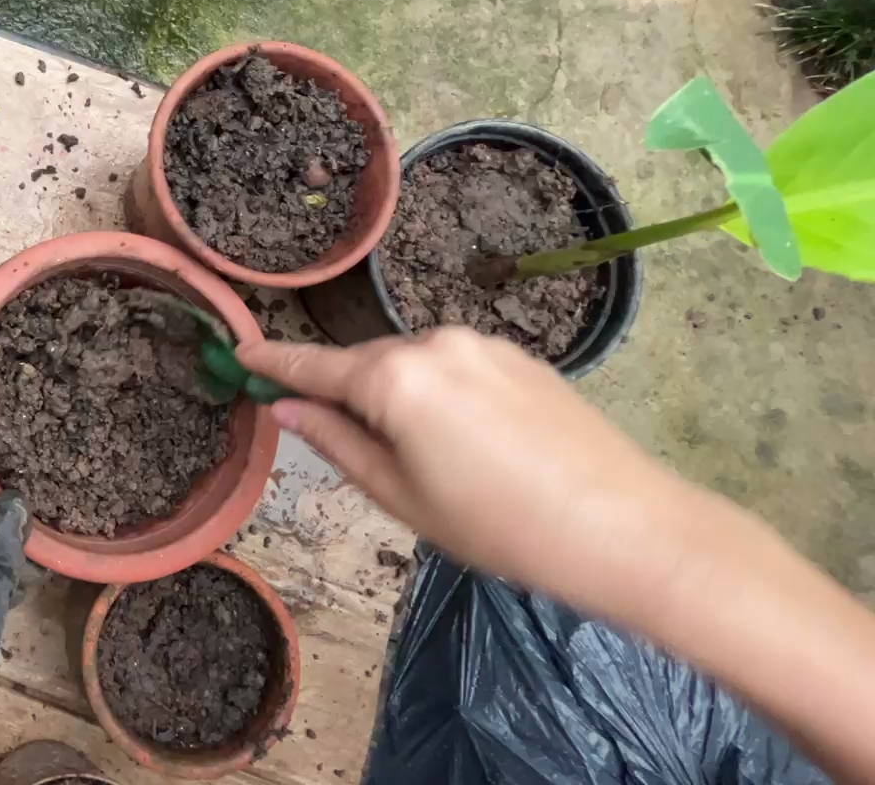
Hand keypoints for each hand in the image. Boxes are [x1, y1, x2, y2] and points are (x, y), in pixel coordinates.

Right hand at [241, 328, 874, 783]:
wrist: (639, 534)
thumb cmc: (499, 525)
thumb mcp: (398, 494)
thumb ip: (333, 440)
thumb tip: (286, 409)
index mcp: (393, 378)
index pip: (311, 365)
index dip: (270, 361)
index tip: (238, 351)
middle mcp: (430, 343)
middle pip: (360, 363)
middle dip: (340, 391)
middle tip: (339, 438)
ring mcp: (478, 344)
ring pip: (403, 363)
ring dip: (389, 393)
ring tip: (417, 451)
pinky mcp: (516, 354)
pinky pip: (445, 364)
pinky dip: (430, 389)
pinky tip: (461, 435)